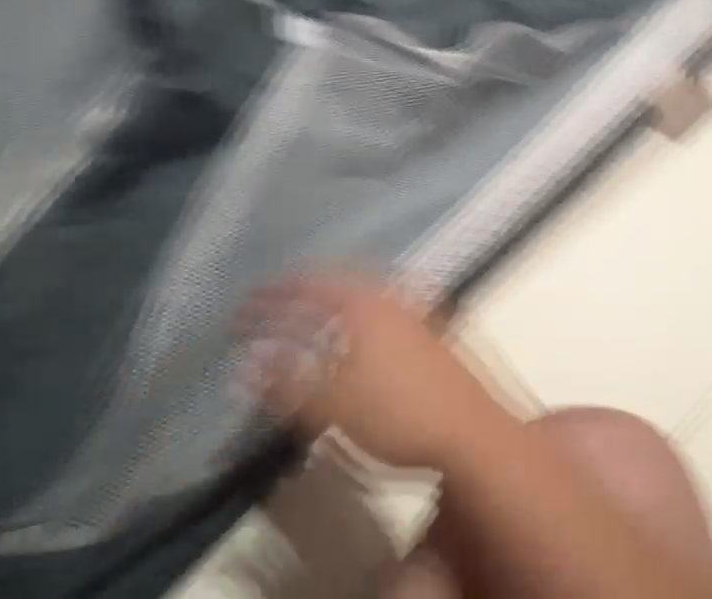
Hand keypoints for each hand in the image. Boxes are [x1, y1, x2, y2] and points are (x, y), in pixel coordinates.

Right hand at [233, 277, 507, 470]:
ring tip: (308, 311)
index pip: (306, 287)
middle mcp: (391, 296)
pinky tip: (359, 331)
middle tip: (271, 303)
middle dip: (300, 290)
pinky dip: (360, 310)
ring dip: (331, 297)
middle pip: (337, 280)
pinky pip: (385, 305)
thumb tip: (245, 364)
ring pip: (364, 290)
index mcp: (362, 304)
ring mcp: (417, 310)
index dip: (270, 298)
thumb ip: (286, 383)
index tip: (241, 311)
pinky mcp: (433, 329)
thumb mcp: (332, 406)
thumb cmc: (398, 415)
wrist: (471, 431)